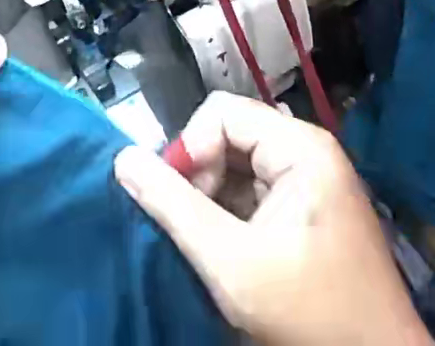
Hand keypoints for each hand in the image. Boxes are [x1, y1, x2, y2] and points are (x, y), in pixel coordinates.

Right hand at [113, 94, 433, 345]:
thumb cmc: (311, 320)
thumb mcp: (231, 263)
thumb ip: (172, 204)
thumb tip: (122, 157)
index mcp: (301, 148)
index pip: (220, 113)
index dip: (190, 149)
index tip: (178, 199)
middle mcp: (306, 152)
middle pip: (226, 134)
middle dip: (199, 175)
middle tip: (192, 225)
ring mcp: (308, 182)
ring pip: (234, 164)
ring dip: (209, 197)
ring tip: (207, 242)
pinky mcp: (304, 211)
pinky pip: (250, 190)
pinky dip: (227, 213)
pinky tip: (225, 249)